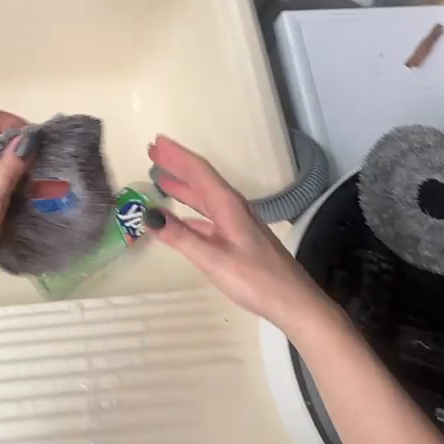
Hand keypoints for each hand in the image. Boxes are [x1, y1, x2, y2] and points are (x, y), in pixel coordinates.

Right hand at [144, 135, 339, 332]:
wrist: (293, 303)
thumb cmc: (256, 280)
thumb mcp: (214, 259)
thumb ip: (181, 237)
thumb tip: (149, 215)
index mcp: (228, 206)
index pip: (199, 172)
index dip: (177, 155)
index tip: (157, 141)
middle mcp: (232, 209)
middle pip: (201, 179)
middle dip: (177, 164)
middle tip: (152, 152)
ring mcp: (236, 224)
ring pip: (204, 197)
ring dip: (182, 185)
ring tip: (160, 177)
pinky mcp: (237, 239)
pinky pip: (207, 215)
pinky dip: (190, 209)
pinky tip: (178, 216)